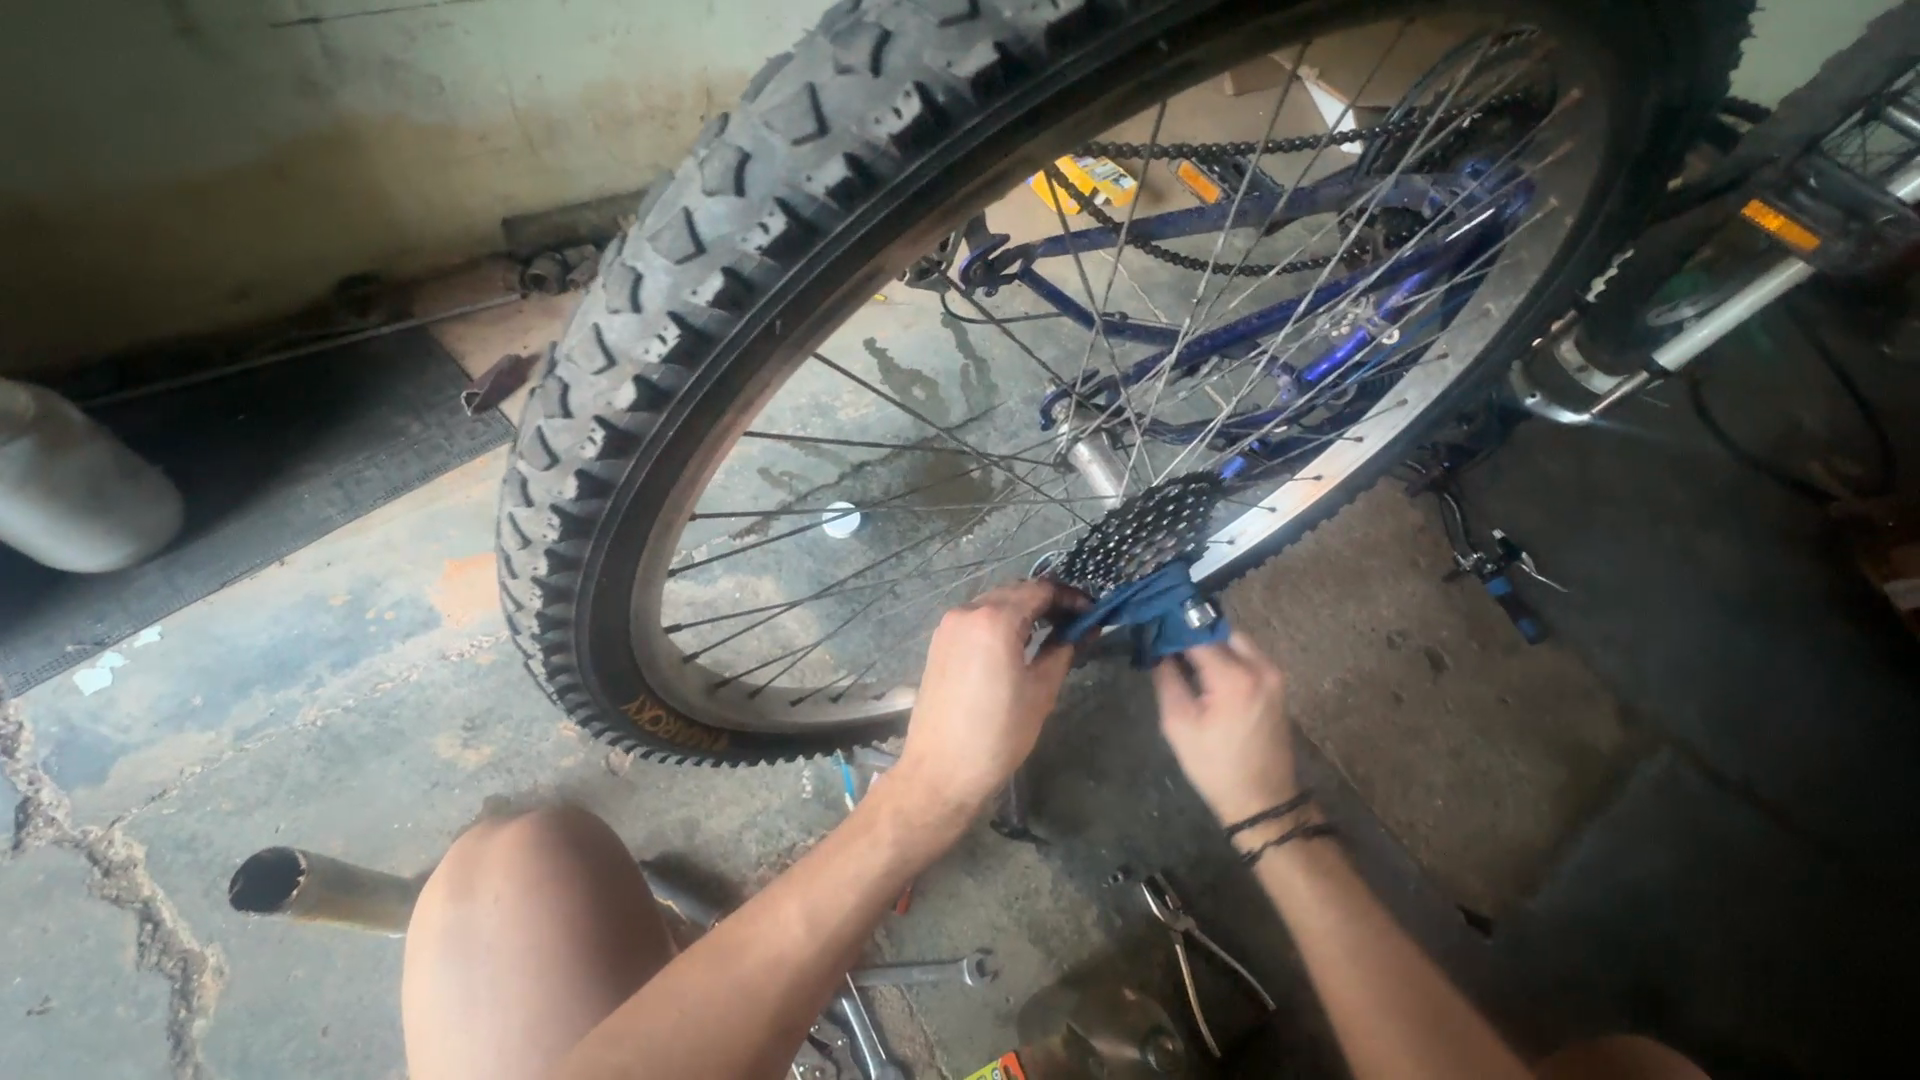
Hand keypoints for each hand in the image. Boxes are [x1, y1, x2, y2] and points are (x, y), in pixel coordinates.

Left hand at [895, 580, 1087, 818]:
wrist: (942, 770)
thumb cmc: (998, 733)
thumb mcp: (1041, 690)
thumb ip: (1063, 650)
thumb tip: (1084, 629)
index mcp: (995, 619)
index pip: (1040, 589)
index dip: (1070, 598)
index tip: (1091, 614)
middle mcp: (967, 612)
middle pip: (1015, 591)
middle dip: (1047, 602)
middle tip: (1075, 624)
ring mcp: (948, 627)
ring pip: (993, 603)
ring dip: (1022, 611)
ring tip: (1050, 634)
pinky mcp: (938, 643)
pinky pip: (975, 620)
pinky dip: (999, 622)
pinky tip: (1016, 644)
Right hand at [1152, 633, 1298, 825]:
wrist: (1262, 799)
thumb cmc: (1214, 765)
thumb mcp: (1178, 723)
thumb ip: (1166, 678)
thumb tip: (1157, 649)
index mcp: (1233, 677)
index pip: (1196, 633)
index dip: (1171, 628)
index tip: (1150, 625)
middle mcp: (1259, 666)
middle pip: (1218, 631)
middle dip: (1191, 633)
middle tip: (1165, 643)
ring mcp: (1273, 674)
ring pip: (1234, 640)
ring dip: (1209, 643)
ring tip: (1182, 657)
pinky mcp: (1277, 684)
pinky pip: (1247, 655)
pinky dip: (1225, 655)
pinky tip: (1205, 670)